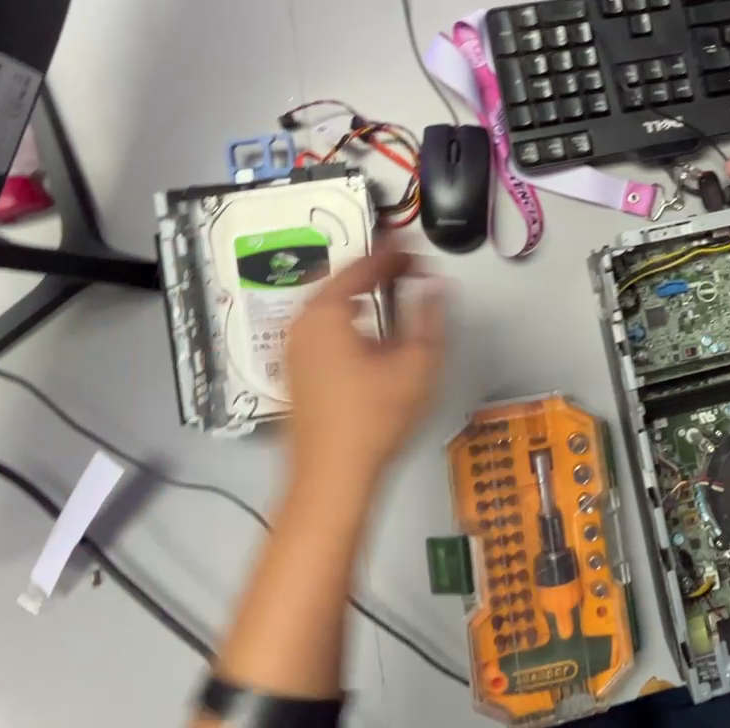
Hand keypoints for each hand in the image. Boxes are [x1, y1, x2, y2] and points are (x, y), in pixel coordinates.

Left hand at [282, 240, 445, 486]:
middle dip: (376, 268)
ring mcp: (293, 348)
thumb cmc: (370, 424)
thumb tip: (436, 288)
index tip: (417, 253)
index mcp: (327, 314)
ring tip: (391, 288)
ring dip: (360, 290)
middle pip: (339, 279)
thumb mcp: (418, 362)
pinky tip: (366, 324)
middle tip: (406, 264)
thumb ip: (430, 315)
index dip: (396, 256)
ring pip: (327, 301)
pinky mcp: (295, 369)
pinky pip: (320, 324)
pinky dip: (346, 313)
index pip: (364, 265)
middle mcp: (302, 325)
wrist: (332, 477)